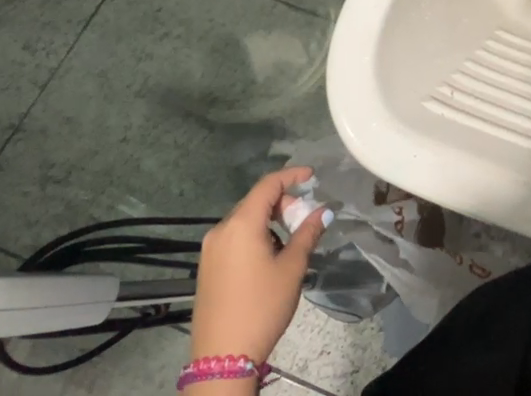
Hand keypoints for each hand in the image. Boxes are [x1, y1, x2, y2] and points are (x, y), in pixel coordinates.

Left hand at [190, 167, 327, 370]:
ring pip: (244, 220)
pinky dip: (254, 235)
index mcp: (241, 224)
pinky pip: (234, 237)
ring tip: (289, 241)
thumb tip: (323, 210)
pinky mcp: (207, 267)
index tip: (312, 176)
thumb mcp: (292, 268)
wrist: (223, 356)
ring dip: (268, 220)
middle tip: (304, 217)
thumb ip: (308, 233)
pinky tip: (269, 256)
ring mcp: (210, 249)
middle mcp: (221, 230)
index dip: (292, 175)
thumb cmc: (262, 306)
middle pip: (254, 201)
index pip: (268, 185)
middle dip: (282, 202)